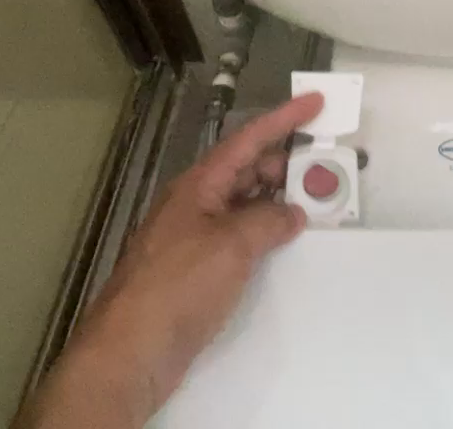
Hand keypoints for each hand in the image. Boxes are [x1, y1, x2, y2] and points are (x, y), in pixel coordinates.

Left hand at [18, 91, 325, 428]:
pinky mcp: (196, 269)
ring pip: (243, 202)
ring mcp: (194, 236)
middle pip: (245, 168)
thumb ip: (267, 221)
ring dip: (276, 198)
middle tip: (322, 165)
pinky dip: (264, 230)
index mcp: (199, 184)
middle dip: (283, 161)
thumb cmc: (178, 285)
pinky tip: (284, 242)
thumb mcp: (231, 245)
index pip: (247, 139)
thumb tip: (291, 213)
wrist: (130, 351)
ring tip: (313, 200)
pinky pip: (238, 235)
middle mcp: (196, 203)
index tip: (315, 101)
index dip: (283, 118)